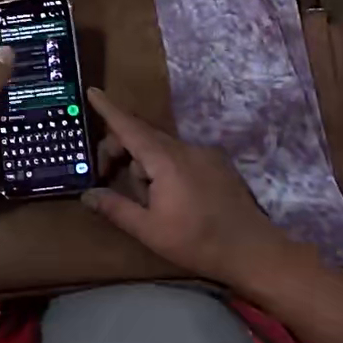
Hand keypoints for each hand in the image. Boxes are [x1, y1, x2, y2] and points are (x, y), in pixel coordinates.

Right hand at [81, 87, 286, 284]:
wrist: (254, 252)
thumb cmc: (197, 242)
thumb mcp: (149, 230)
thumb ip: (115, 208)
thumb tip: (88, 194)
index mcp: (165, 160)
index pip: (129, 127)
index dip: (108, 109)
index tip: (92, 91)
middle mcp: (185, 148)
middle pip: (142, 136)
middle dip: (120, 150)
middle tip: (106, 176)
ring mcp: (204, 154)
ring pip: (161, 148)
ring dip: (144, 165)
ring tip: (148, 201)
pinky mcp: (218, 164)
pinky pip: (181, 156)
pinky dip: (165, 167)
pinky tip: (172, 197)